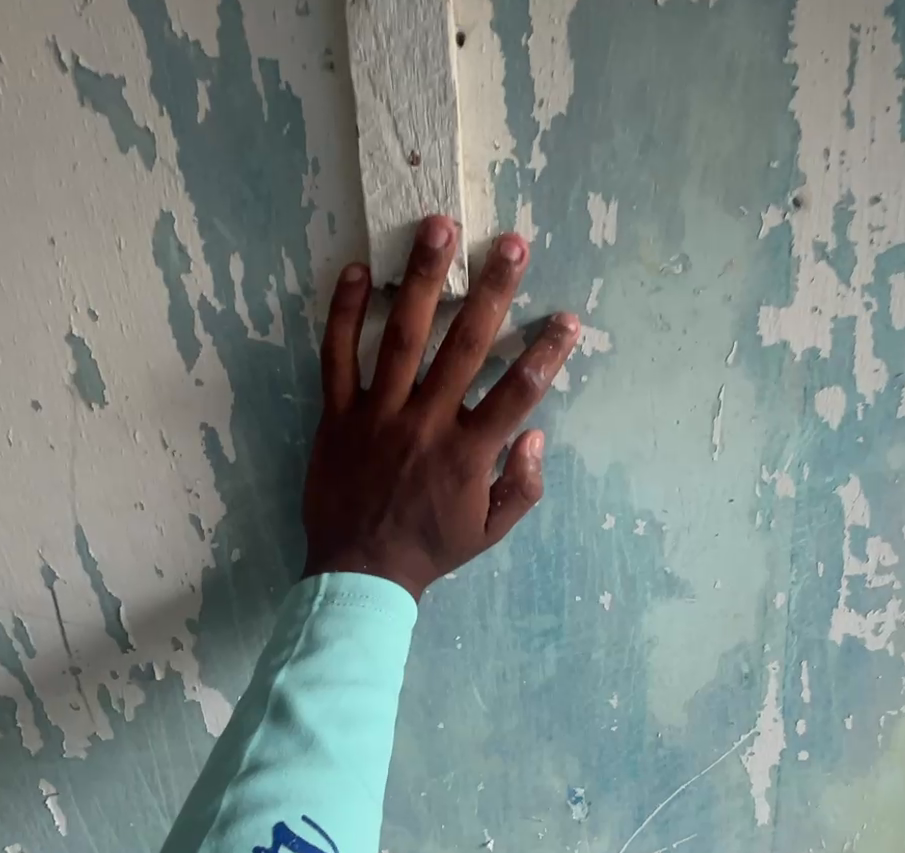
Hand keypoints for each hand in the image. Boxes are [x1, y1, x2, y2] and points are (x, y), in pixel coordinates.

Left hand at [302, 215, 579, 598]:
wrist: (360, 572)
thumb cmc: (432, 548)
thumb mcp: (490, 531)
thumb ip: (522, 486)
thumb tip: (535, 434)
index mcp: (468, 453)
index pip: (517, 393)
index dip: (547, 353)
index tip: (568, 318)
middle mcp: (425, 422)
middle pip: (463, 346)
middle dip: (492, 291)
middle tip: (510, 243)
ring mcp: (377, 413)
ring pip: (400, 336)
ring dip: (422, 279)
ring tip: (438, 229)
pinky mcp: (336, 414)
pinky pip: (336, 356)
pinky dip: (342, 313)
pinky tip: (352, 271)